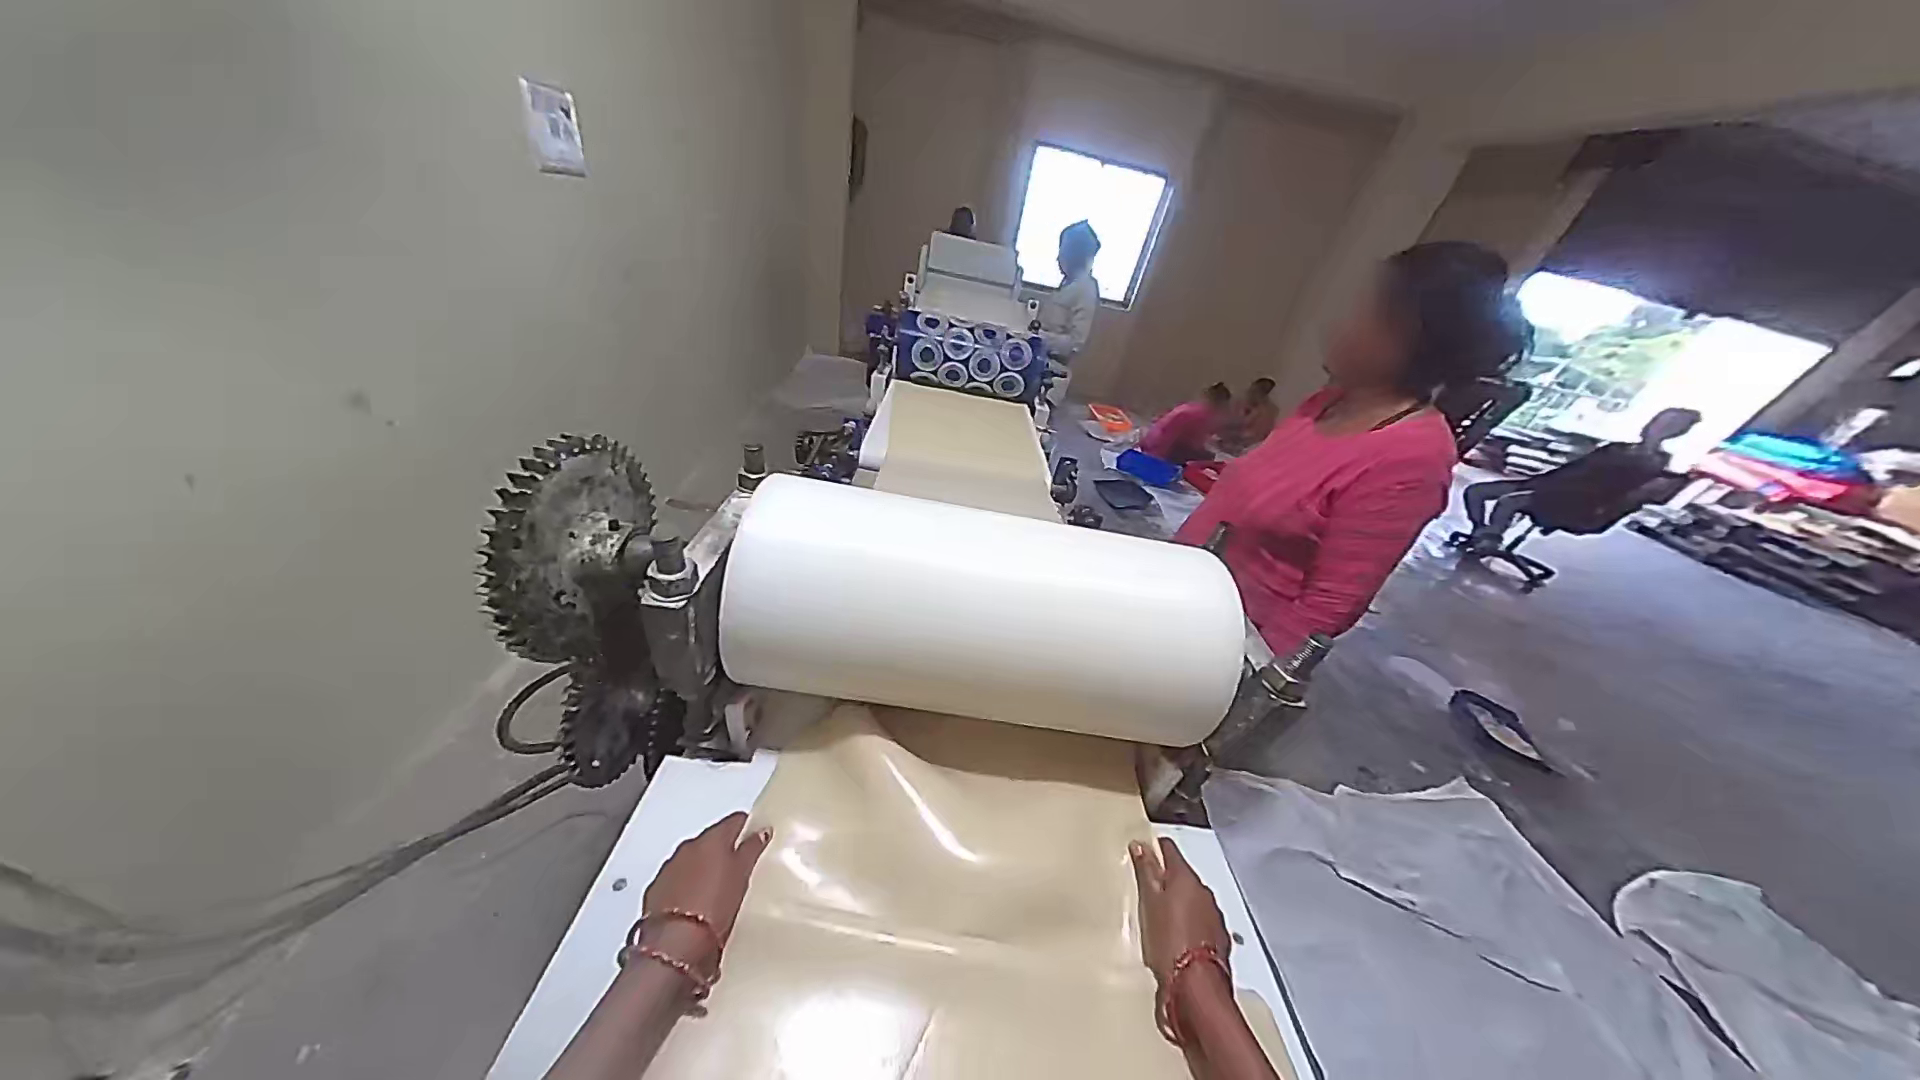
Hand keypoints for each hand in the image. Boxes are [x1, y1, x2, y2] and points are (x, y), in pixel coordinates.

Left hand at [640, 812, 771, 966]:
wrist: (675, 947)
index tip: (756, 839)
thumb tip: (760, 832)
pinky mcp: (655, 891)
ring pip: (693, 859)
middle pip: (712, 839)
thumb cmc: (713, 910)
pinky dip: (686, 886)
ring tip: (718, 890)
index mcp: (712, 839)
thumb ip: (752, 848)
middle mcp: (688, 847)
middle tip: (740, 869)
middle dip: (725, 850)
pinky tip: (696, 904)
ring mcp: (669, 868)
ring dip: (704, 868)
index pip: (735, 820)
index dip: (748, 829)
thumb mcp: (743, 876)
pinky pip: (676, 880)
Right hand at [1130, 836, 1230, 984]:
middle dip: (1167, 878)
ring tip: (1161, 916)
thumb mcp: (1149, 902)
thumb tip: (1140, 844)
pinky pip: (1201, 920)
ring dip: (1180, 901)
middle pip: (1182, 874)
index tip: (1141, 854)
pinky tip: (1178, 936)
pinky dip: (1190, 922)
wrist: (1196, 988)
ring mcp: (1215, 916)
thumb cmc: (1167, 940)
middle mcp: (1204, 891)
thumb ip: (1146, 871)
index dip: (1154, 848)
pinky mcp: (1220, 939)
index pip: (1169, 849)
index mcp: (1186, 877)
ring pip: (1193, 898)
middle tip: (1147, 889)